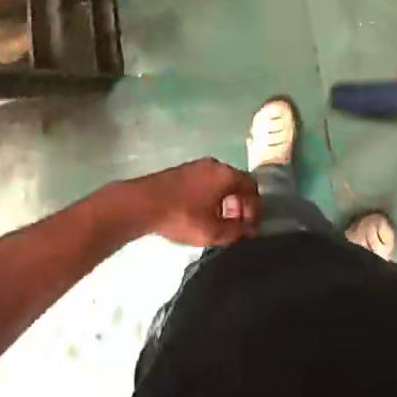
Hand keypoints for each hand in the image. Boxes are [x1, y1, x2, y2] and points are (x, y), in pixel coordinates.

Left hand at [122, 158, 261, 246]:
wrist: (142, 203)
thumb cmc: (182, 216)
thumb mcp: (212, 231)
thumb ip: (234, 231)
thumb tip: (244, 230)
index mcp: (226, 174)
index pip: (251, 188)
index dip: (255, 210)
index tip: (251, 229)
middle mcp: (215, 164)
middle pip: (237, 183)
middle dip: (240, 206)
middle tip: (237, 227)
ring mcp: (197, 166)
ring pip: (220, 183)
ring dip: (225, 203)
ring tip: (220, 224)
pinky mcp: (182, 171)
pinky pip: (206, 183)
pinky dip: (211, 198)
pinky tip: (202, 214)